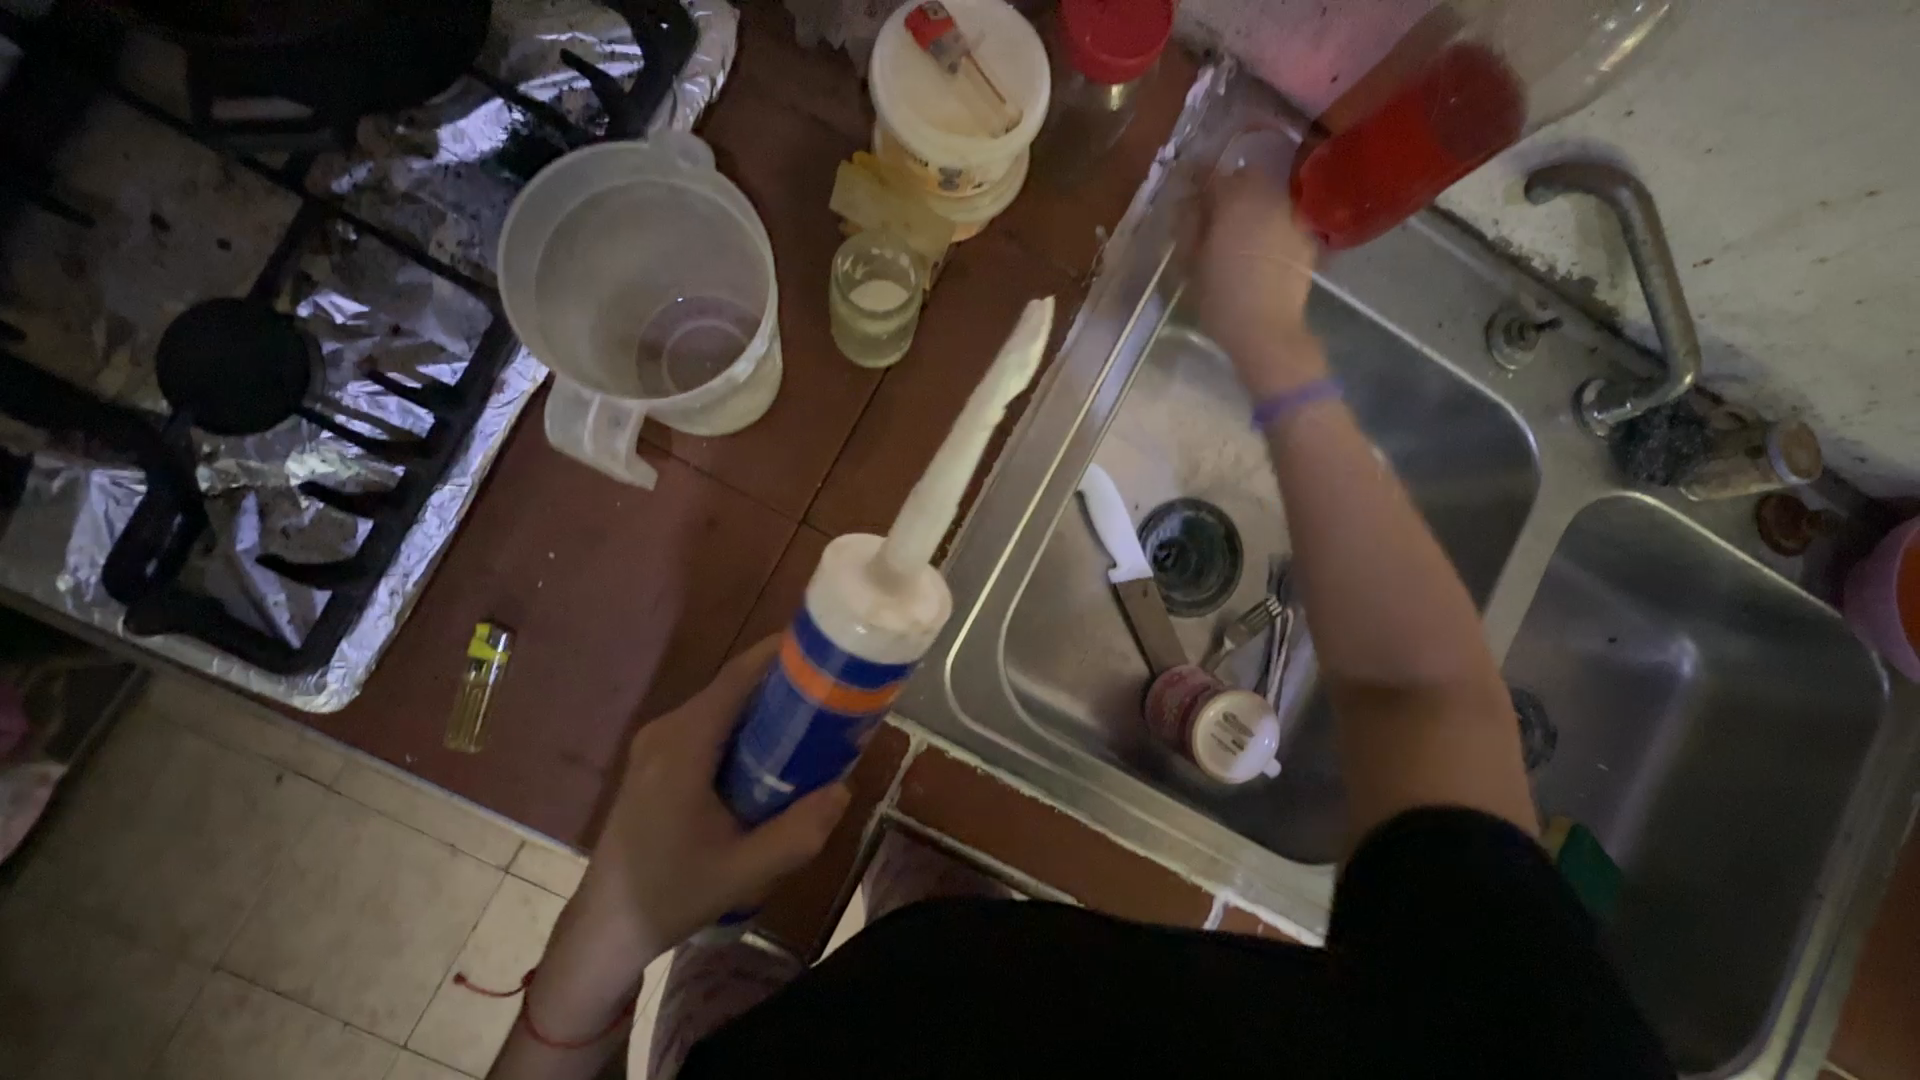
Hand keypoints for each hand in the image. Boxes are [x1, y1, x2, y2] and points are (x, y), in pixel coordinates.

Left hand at [575, 637, 851, 954]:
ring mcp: (656, 743)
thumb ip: (799, 832)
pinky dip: (745, 726)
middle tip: (837, 693)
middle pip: (733, 687)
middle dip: (785, 683)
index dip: (781, 654)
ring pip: (722, 705)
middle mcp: (665, 732)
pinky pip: (708, 724)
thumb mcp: (745, 871)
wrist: (607, 926)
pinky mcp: (656, 758)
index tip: (826, 646)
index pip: (737, 678)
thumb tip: (844, 788)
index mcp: (682, 746)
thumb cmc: (671, 895)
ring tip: (817, 718)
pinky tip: (775, 751)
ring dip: (766, 706)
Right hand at [1195, 164, 1327, 398]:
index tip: (1186, 188)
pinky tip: (1260, 249)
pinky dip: (1270, 225)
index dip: (1196, 179)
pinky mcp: (1307, 237)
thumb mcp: (1191, 262)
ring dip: (1252, 206)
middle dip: (1229, 189)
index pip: (1212, 174)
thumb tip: (1189, 203)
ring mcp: (1292, 215)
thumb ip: (1190, 225)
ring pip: (1268, 196)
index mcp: (1234, 198)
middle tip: (1213, 212)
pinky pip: (1283, 219)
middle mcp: (1268, 197)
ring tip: (1238, 230)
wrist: (1267, 329)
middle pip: (1246, 179)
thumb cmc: (1220, 297)